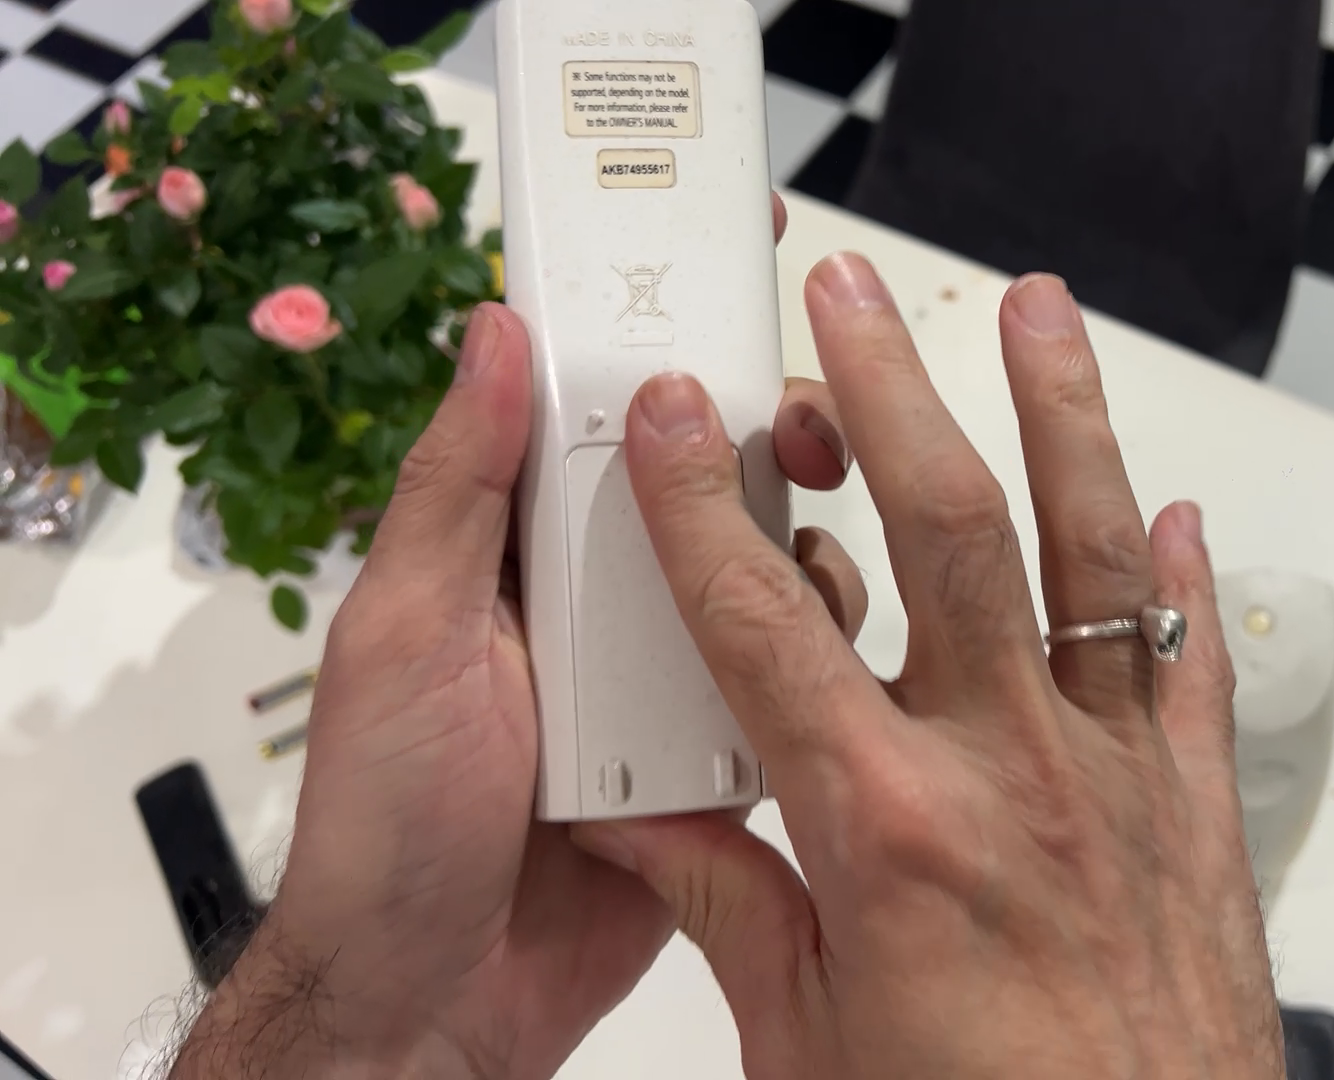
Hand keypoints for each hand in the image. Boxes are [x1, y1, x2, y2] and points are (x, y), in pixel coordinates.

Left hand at [169, 202, 870, 1078]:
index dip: (675, 340)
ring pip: (779, 570)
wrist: (456, 988)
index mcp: (552, 543)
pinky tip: (832, 662)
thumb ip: (460, 490)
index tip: (738, 276)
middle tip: (810, 434)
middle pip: (724, 480)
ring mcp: (691, 658)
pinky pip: (801, 667)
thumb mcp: (410, 630)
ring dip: (808, 553)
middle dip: (779, 437)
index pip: (619, 415)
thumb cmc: (406, 811)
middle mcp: (632, 587)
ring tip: (814, 567)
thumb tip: (499, 333)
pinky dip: (824, 652)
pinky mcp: (736, 728)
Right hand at [576, 257, 1282, 1077]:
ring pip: (1092, 549)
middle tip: (855, 291)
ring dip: (1062, 416)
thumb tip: (651, 817)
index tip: (674, 418)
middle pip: (946, 527)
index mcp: (885, 830)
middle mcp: (1010, 766)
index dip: (702, 508)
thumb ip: (733, 900)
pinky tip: (1172, 502)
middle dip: (889, 390)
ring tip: (1037, 311)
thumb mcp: (803, 1034)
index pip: (764, 624)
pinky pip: (1190, 655)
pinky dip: (1180, 572)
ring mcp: (1116, 764)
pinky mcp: (1192, 793)